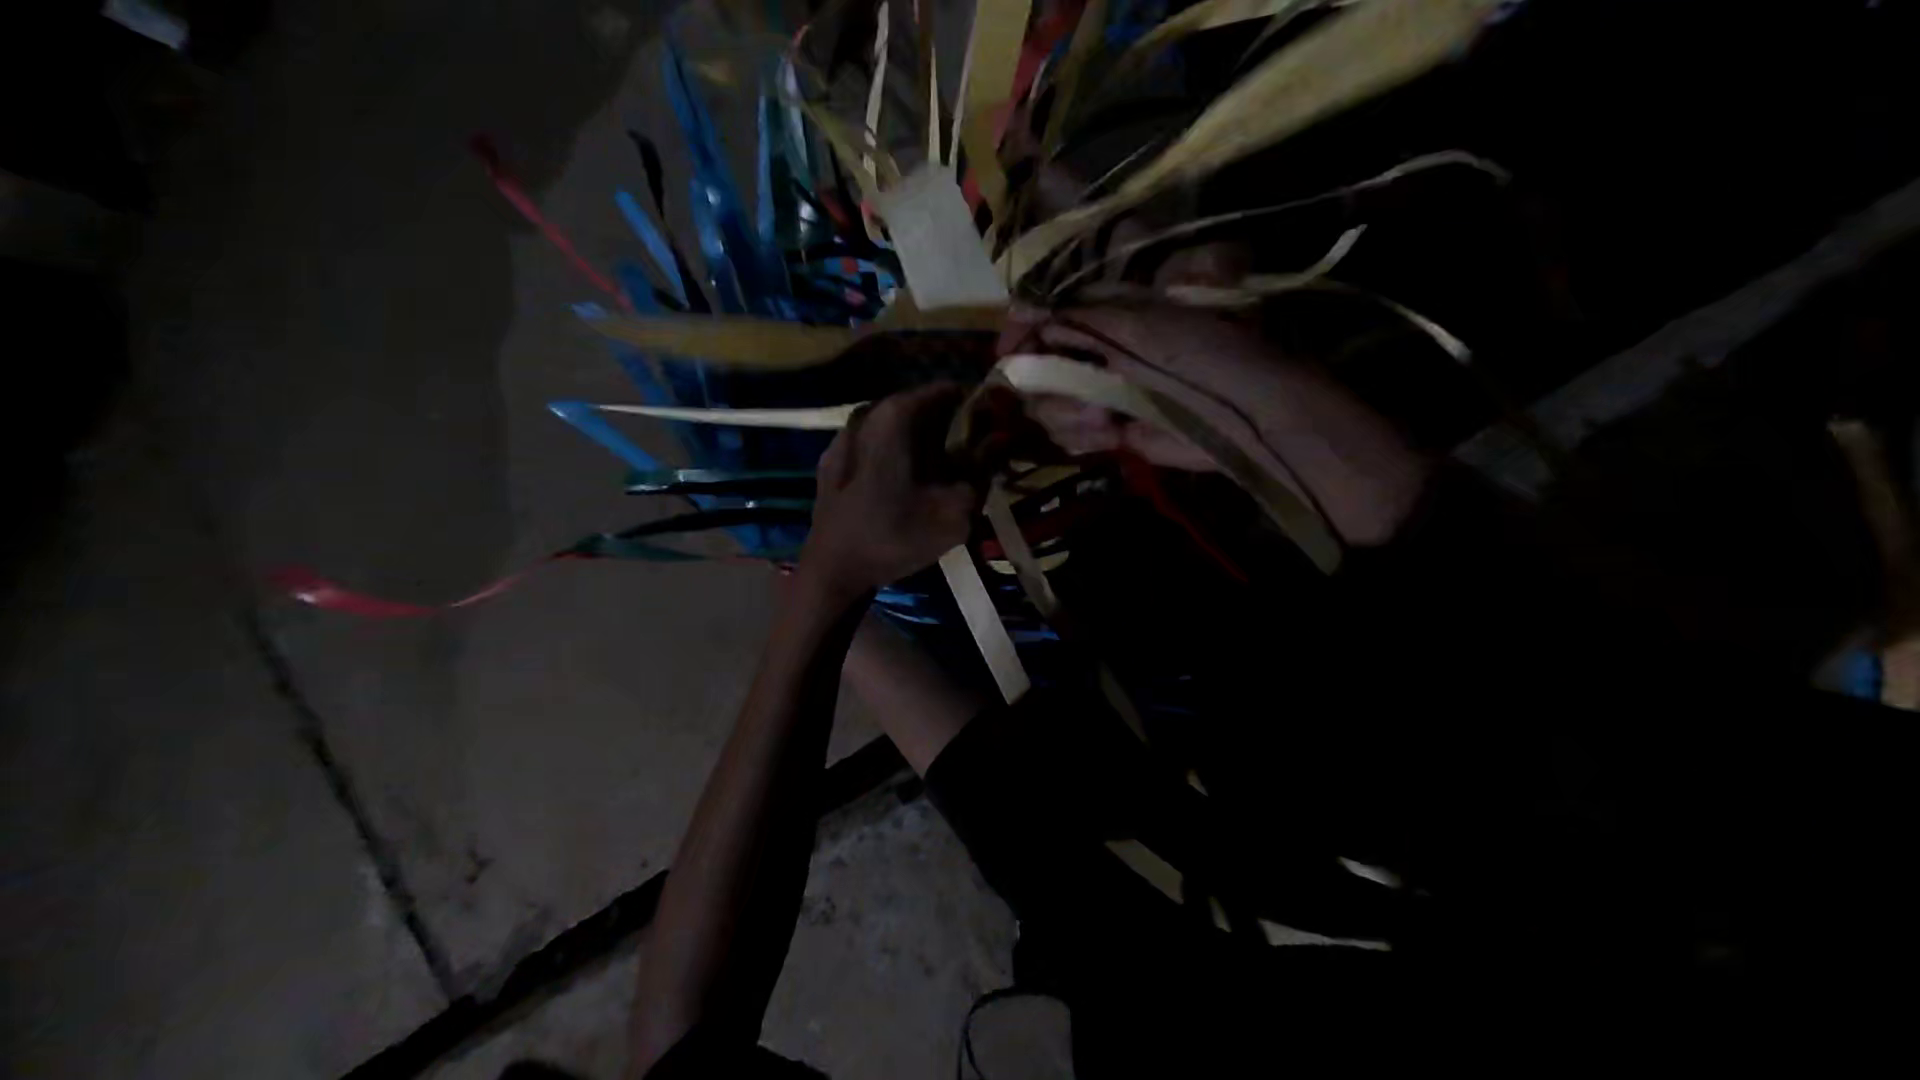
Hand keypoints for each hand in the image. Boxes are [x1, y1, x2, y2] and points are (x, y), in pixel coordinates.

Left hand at [799, 384, 979, 599]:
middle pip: (922, 408)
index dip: (978, 407)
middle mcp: (867, 412)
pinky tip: (907, 484)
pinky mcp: (832, 460)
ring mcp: (844, 435)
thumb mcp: (956, 508)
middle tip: (975, 456)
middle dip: (951, 427)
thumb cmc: (897, 536)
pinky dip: (896, 455)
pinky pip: (875, 445)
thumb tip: (1003, 436)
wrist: (833, 572)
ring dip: (923, 443)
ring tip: (944, 473)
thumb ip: (983, 466)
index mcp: (896, 413)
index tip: (996, 430)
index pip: (950, 390)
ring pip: (897, 428)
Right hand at [997, 304, 1433, 545]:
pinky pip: (1065, 435)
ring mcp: (1094, 391)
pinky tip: (1109, 435)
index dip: (1017, 336)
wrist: (1239, 412)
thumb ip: (1073, 318)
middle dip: (1048, 388)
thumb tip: (1017, 311)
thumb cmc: (1197, 352)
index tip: (1009, 354)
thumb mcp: (1136, 323)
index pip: (1036, 319)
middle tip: (1082, 399)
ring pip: (1043, 407)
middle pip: (1031, 369)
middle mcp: (1090, 351)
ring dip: (1067, 417)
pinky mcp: (1103, 429)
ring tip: (1106, 420)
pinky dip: (1080, 438)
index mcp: (1098, 315)